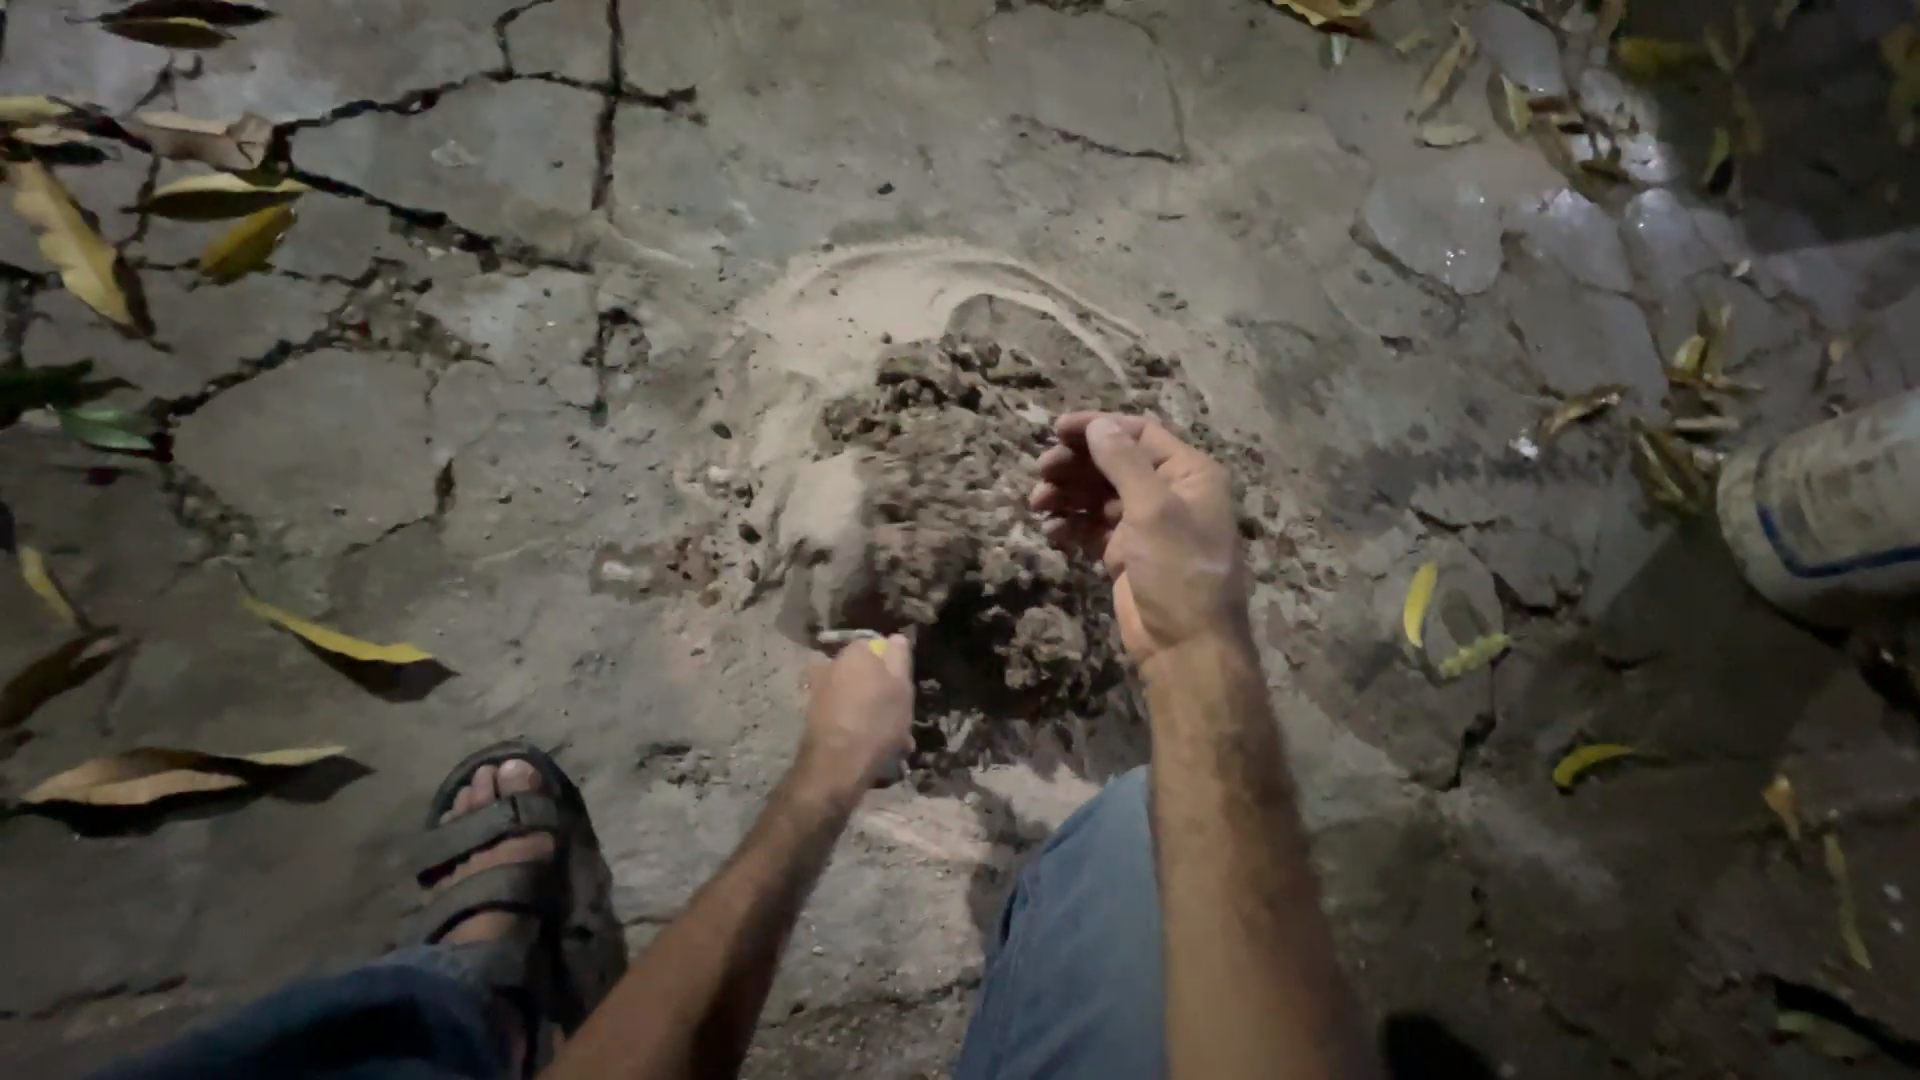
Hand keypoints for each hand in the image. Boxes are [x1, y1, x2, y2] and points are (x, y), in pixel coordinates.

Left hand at [797, 635, 914, 796]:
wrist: (837, 765)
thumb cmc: (877, 720)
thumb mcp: (902, 686)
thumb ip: (899, 657)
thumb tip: (895, 637)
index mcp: (854, 652)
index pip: (877, 646)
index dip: (893, 666)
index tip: (904, 687)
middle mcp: (831, 664)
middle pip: (864, 672)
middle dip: (881, 691)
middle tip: (900, 716)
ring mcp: (819, 690)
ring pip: (855, 696)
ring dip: (871, 711)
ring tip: (891, 738)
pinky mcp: (813, 715)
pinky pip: (843, 714)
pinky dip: (856, 725)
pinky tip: (872, 746)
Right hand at [1030, 413, 1248, 671]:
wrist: (1186, 647)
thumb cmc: (1178, 570)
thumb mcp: (1153, 509)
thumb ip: (1123, 463)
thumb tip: (1098, 425)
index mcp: (1188, 474)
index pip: (1138, 434)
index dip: (1097, 427)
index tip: (1056, 430)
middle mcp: (1169, 493)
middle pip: (1114, 463)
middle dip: (1076, 464)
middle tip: (1041, 471)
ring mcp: (1146, 526)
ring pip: (1098, 496)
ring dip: (1068, 494)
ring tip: (1037, 503)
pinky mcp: (1126, 554)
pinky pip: (1092, 528)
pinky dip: (1071, 525)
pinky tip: (1051, 531)